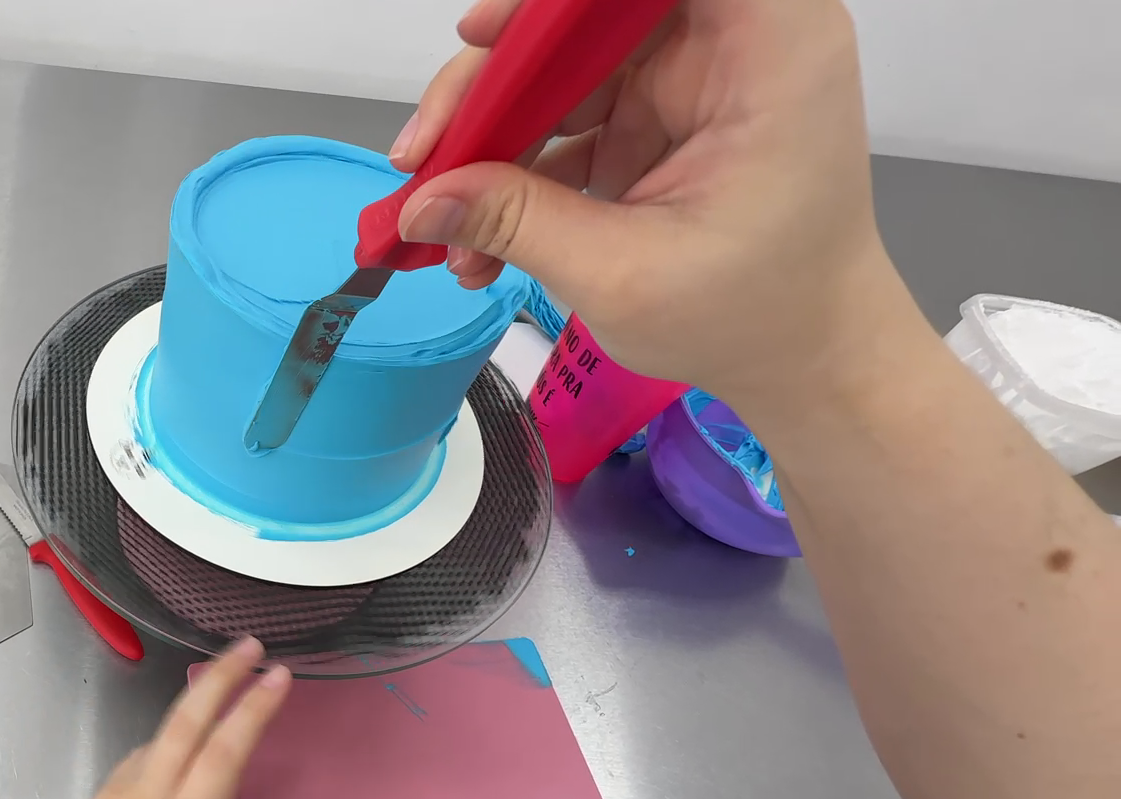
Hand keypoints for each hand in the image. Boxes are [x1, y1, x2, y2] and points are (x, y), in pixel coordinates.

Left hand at [0, 638, 341, 798]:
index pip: (225, 750)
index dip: (254, 707)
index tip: (278, 674)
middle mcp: (149, 795)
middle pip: (188, 718)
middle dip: (221, 674)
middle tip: (250, 644)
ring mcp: (118, 793)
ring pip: (161, 732)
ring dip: (194, 700)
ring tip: (222, 682)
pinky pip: (139, 755)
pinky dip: (167, 735)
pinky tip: (177, 745)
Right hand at [390, 0, 920, 410]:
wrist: (789, 357)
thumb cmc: (738, 314)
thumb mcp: (617, 272)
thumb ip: (515, 225)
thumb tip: (417, 205)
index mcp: (760, 46)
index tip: (479, 32)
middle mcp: (717, 48)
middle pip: (578, 30)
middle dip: (488, 93)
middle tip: (417, 161)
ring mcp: (673, 94)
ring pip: (553, 88)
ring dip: (485, 157)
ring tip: (435, 231)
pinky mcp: (642, 135)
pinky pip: (556, 141)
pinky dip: (508, 192)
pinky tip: (473, 249)